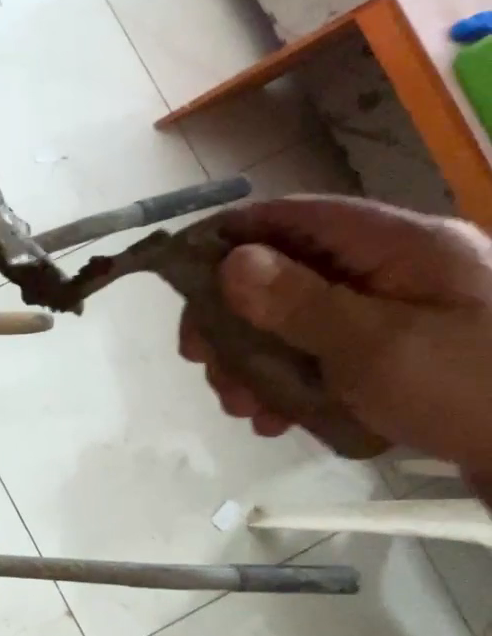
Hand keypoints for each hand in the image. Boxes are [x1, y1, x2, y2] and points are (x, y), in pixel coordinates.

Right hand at [180, 195, 491, 478]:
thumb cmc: (474, 391)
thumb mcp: (374, 346)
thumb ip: (297, 301)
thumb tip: (231, 259)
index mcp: (403, 247)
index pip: (293, 217)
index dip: (227, 238)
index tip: (174, 278)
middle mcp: (399, 269)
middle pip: (283, 273)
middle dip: (231, 320)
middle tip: (203, 365)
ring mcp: (401, 314)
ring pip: (293, 321)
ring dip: (252, 362)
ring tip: (243, 408)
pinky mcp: (401, 355)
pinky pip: (321, 356)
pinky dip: (286, 384)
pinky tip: (276, 418)